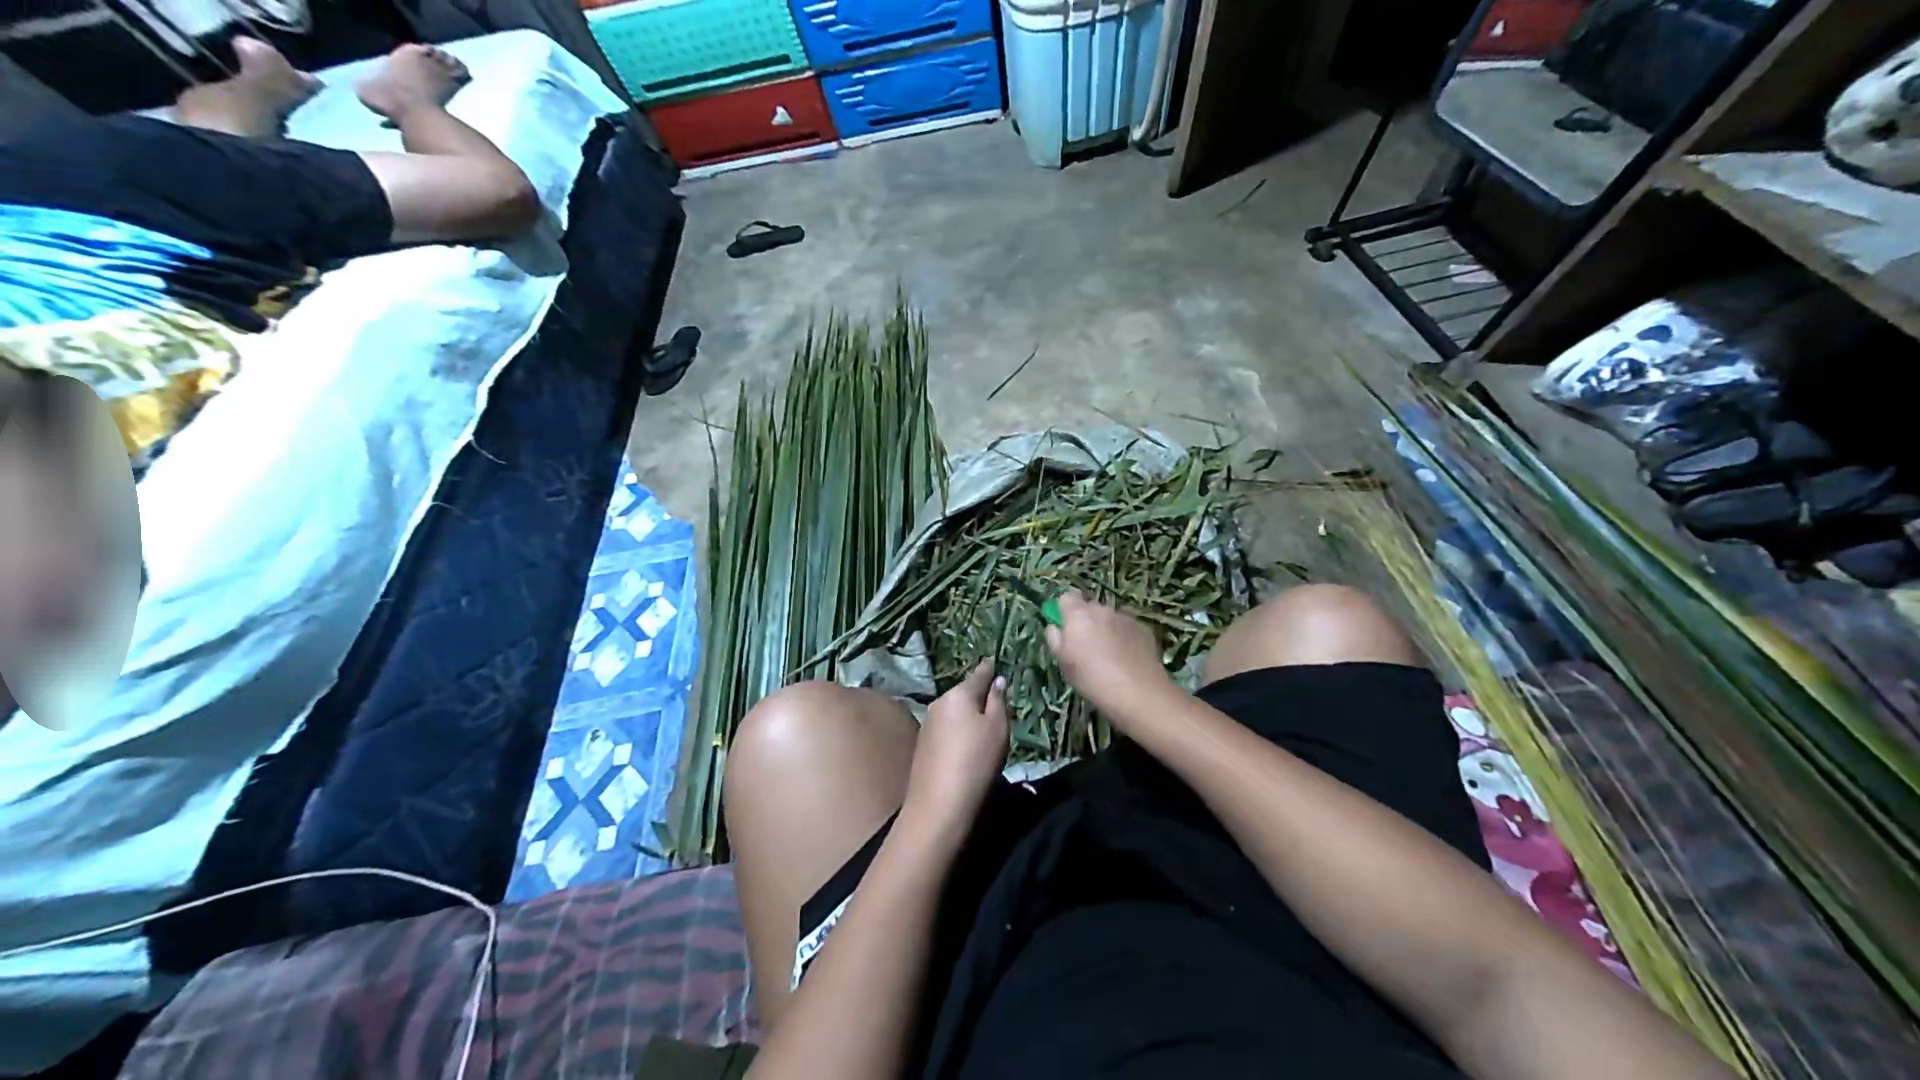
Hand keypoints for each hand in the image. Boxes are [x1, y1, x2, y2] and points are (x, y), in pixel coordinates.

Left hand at [901, 661, 1009, 842]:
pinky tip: (965, 744)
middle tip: (996, 700)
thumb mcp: (998, 729)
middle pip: (964, 693)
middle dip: (978, 695)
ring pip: (954, 711)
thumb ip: (998, 701)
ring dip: (967, 715)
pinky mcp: (923, 745)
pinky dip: (958, 731)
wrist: (939, 804)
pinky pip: (946, 728)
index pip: (978, 674)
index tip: (994, 663)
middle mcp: (939, 703)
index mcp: (958, 694)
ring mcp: (927, 724)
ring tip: (984, 724)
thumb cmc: (975, 761)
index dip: (989, 669)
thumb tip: (996, 680)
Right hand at [1043, 591, 1177, 729]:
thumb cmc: (1092, 679)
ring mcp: (1125, 617)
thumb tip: (1055, 627)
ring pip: (1110, 617)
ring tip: (1110, 653)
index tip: (1066, 627)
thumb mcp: (1063, 663)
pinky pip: (1127, 626)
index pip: (1067, 597)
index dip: (1065, 610)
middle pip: (1090, 607)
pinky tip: (1127, 657)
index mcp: (1078, 615)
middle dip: (1087, 620)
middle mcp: (1102, 610)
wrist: (1137, 692)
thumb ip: (1055, 639)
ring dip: (1107, 628)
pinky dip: (1124, 636)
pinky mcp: (1143, 628)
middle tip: (1087, 645)